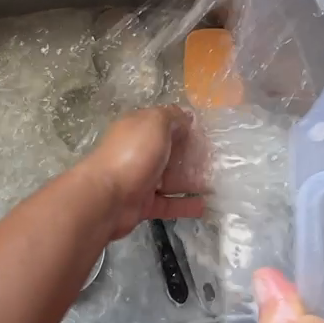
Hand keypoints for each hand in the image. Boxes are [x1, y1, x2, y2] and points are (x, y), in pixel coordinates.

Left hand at [80, 105, 207, 239]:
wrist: (106, 197)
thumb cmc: (133, 154)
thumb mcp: (155, 122)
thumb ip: (172, 117)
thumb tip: (186, 117)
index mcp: (138, 129)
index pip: (164, 124)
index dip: (185, 127)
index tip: (208, 134)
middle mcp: (137, 152)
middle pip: (169, 152)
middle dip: (191, 155)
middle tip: (217, 160)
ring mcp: (139, 179)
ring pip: (169, 179)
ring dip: (191, 180)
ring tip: (216, 183)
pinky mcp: (142, 204)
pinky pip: (168, 203)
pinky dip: (185, 205)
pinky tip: (204, 206)